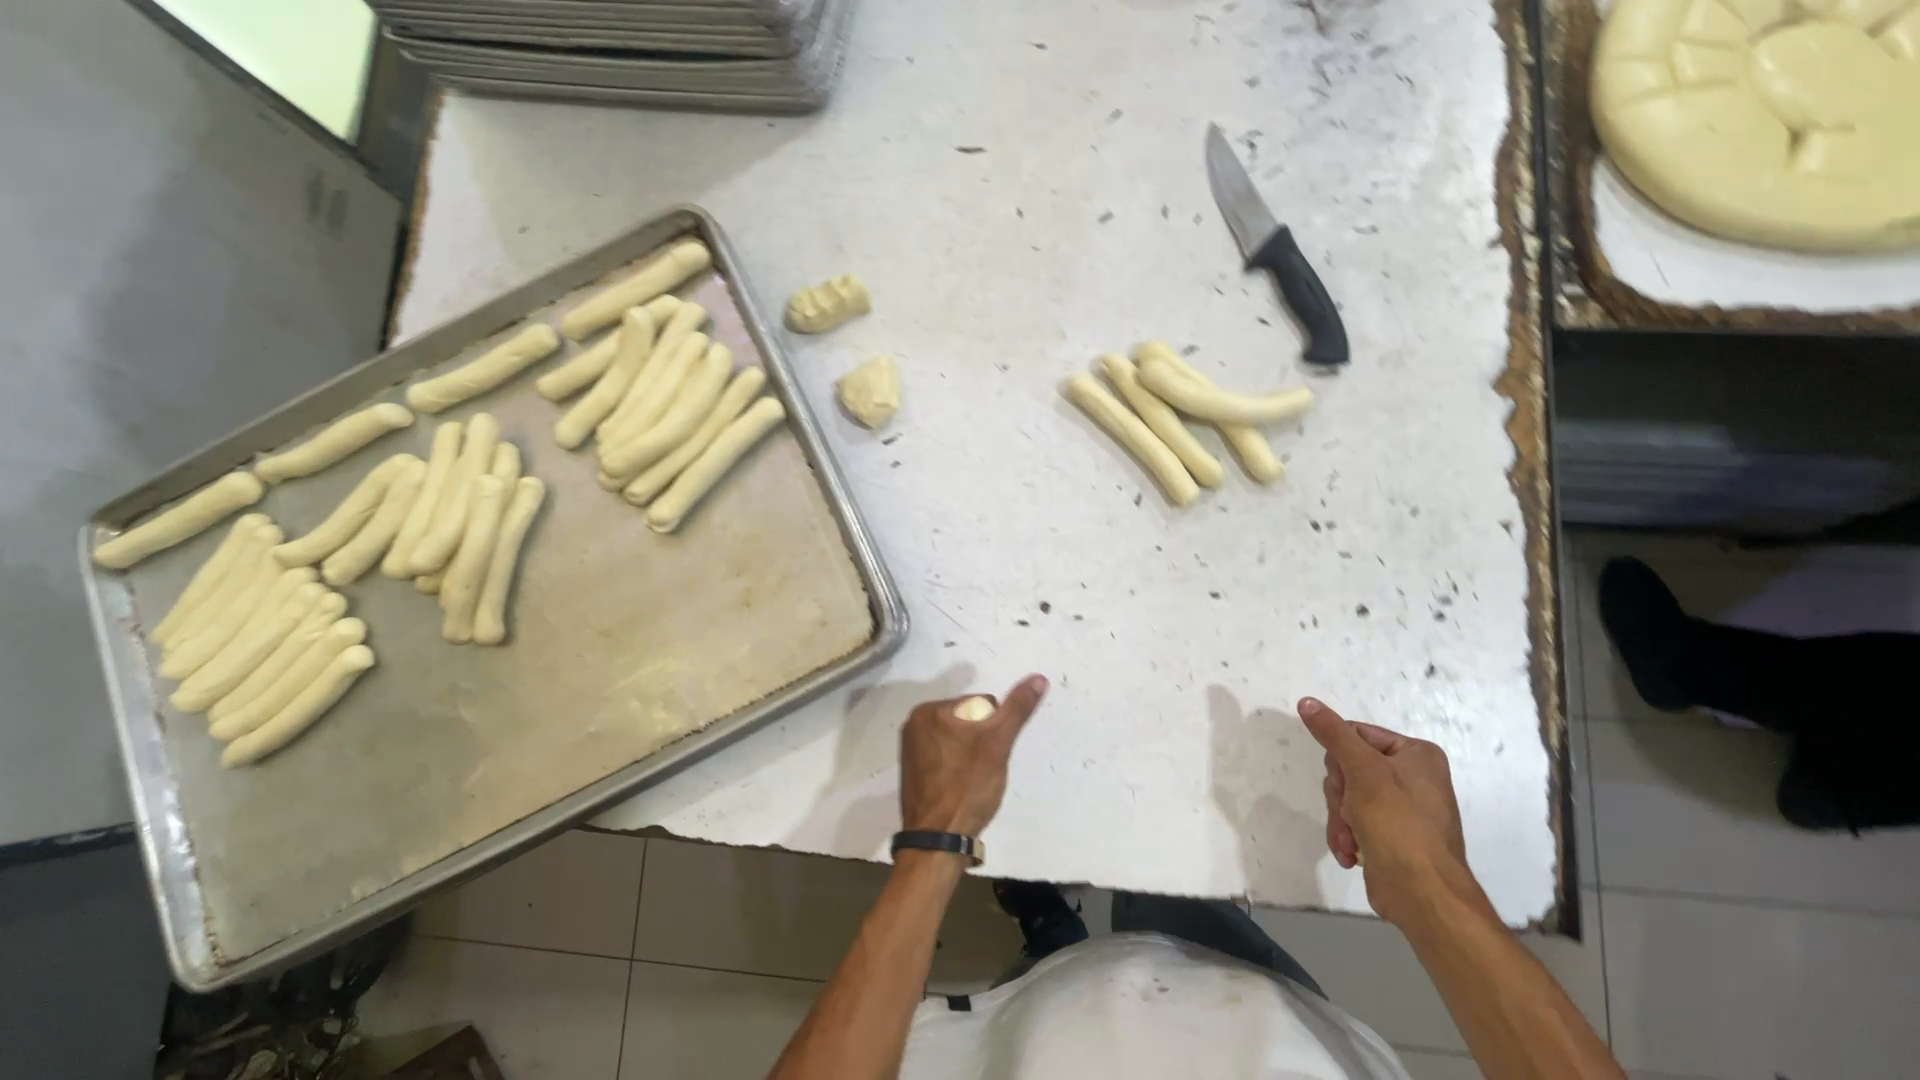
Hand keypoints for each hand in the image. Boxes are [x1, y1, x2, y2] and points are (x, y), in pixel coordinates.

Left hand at [899, 675, 1048, 835]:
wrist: (939, 839)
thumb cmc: (968, 786)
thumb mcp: (998, 743)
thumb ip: (1017, 708)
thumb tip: (1039, 678)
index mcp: (928, 710)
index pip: (981, 704)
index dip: (994, 729)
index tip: (989, 755)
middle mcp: (914, 724)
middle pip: (969, 721)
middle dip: (982, 742)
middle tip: (982, 770)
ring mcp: (911, 749)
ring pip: (959, 741)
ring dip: (971, 755)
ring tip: (972, 780)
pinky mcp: (913, 772)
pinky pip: (946, 758)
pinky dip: (957, 768)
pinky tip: (960, 787)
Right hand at [1298, 697, 1482, 927]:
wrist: (1423, 893)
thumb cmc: (1398, 825)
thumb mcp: (1363, 771)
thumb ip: (1333, 734)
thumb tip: (1306, 702)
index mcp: (1416, 755)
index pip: (1356, 734)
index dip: (1340, 758)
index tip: (1346, 780)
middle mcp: (1411, 777)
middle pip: (1347, 767)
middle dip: (1340, 796)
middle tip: (1351, 812)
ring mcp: (1399, 807)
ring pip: (1345, 797)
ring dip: (1340, 820)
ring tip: (1351, 841)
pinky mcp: (1388, 834)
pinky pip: (1352, 821)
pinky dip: (1346, 835)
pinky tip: (1351, 853)